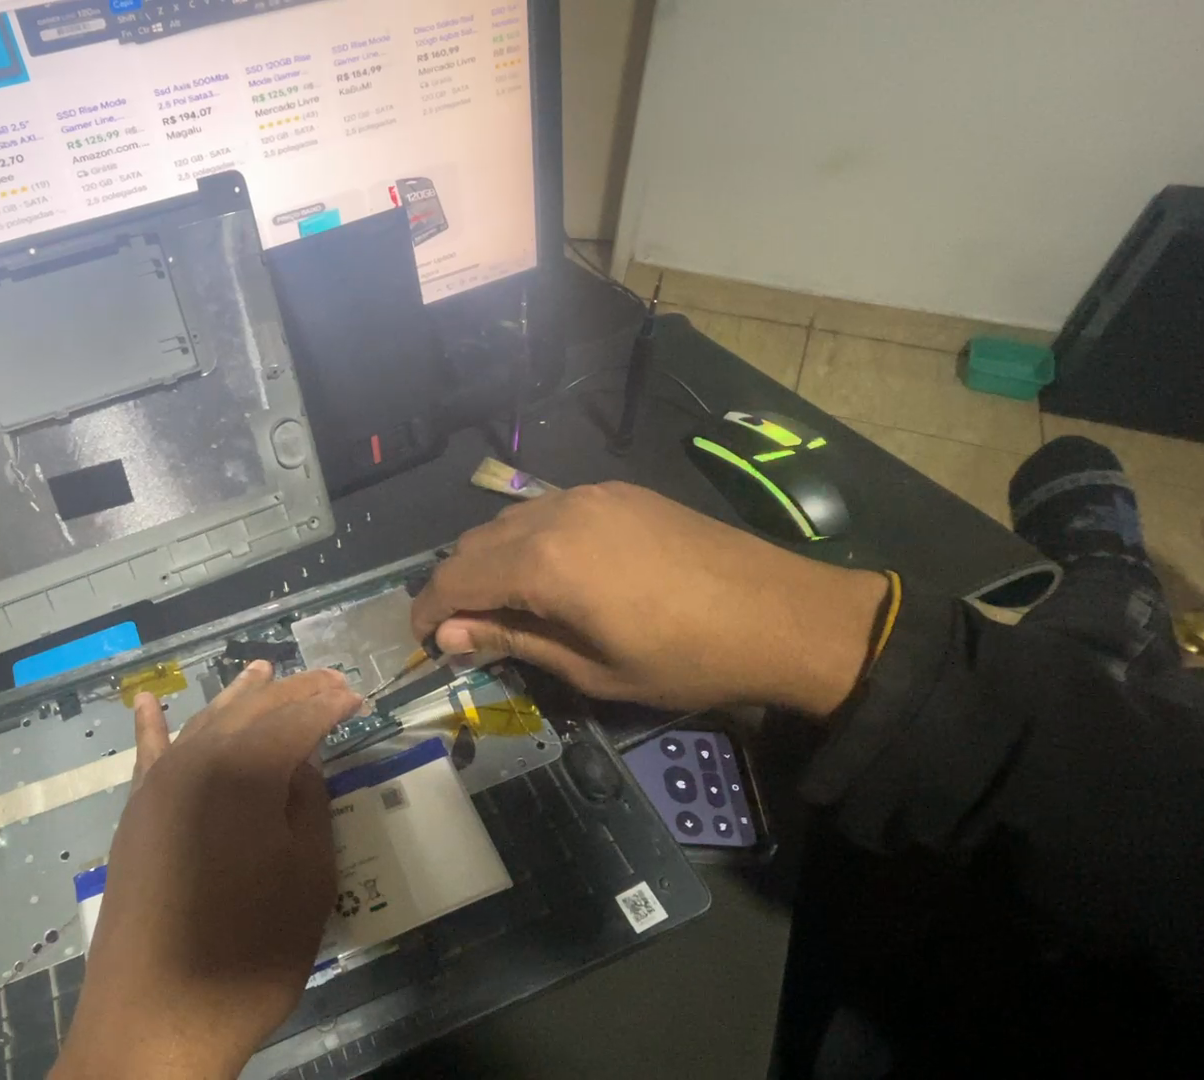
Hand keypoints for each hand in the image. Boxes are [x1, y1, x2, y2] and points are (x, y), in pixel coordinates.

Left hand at [52, 664, 362, 1079]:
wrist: (154, 1022)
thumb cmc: (249, 953)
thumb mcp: (307, 878)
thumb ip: (307, 805)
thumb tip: (302, 760)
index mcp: (248, 772)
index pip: (298, 718)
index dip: (331, 704)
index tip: (357, 696)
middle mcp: (199, 762)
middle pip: (253, 710)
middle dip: (293, 690)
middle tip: (329, 679)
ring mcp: (160, 785)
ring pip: (206, 721)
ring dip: (239, 696)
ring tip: (264, 670)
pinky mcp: (136, 814)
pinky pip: (146, 756)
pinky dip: (150, 725)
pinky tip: (144, 701)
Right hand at [410, 482, 888, 715]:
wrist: (782, 613)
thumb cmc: (684, 658)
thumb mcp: (591, 667)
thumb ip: (512, 640)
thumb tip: (447, 635)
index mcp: (543, 562)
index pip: (455, 579)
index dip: (428, 610)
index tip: (422, 640)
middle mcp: (553, 515)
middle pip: (473, 544)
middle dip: (455, 586)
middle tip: (462, 629)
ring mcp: (586, 496)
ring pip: (507, 522)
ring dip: (489, 560)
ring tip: (503, 602)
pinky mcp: (614, 492)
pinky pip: (546, 510)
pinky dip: (526, 539)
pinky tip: (549, 571)